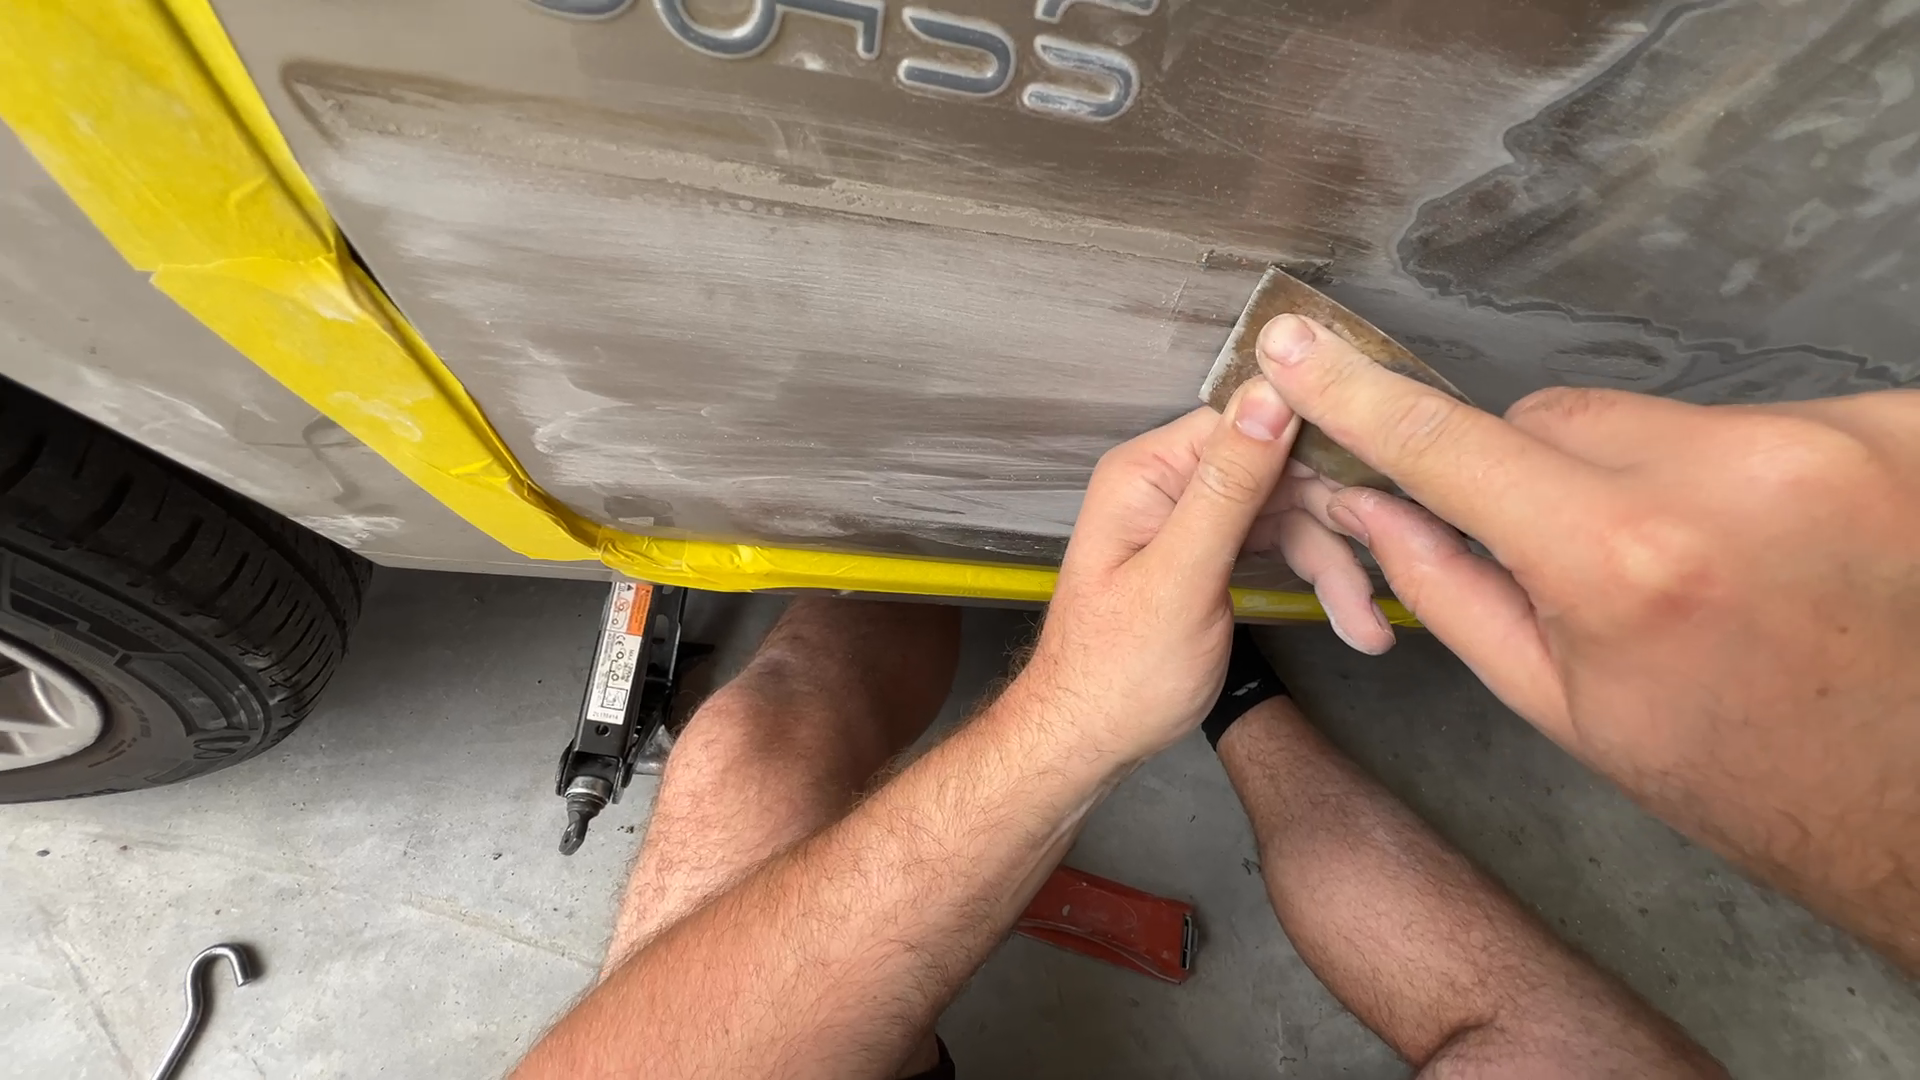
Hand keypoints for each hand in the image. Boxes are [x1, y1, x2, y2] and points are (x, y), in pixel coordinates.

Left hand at [1016, 379, 1391, 765]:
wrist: (1092, 737)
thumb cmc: (1120, 670)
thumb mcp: (1179, 577)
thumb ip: (1226, 487)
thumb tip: (1271, 391)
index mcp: (1147, 473)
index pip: (1245, 420)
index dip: (1315, 439)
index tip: (1386, 470)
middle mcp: (1166, 483)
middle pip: (1274, 467)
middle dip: (1334, 517)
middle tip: (1392, 558)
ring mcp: (1188, 519)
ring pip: (1284, 511)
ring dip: (1332, 561)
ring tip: (1367, 622)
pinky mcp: (1207, 553)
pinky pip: (1272, 543)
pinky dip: (1311, 576)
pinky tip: (1348, 615)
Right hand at [1253, 313, 1919, 969]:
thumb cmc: (1721, 766)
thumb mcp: (1548, 693)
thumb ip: (1440, 583)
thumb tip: (1369, 500)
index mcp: (1623, 559)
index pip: (1445, 445)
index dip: (1355, 394)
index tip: (1294, 346)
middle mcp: (1736, 471)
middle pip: (1543, 416)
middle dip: (1516, 469)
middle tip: (1553, 548)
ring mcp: (1842, 433)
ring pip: (1633, 415)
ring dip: (1615, 469)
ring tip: (1671, 556)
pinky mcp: (1906, 419)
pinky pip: (1726, 418)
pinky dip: (1704, 467)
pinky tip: (1749, 539)